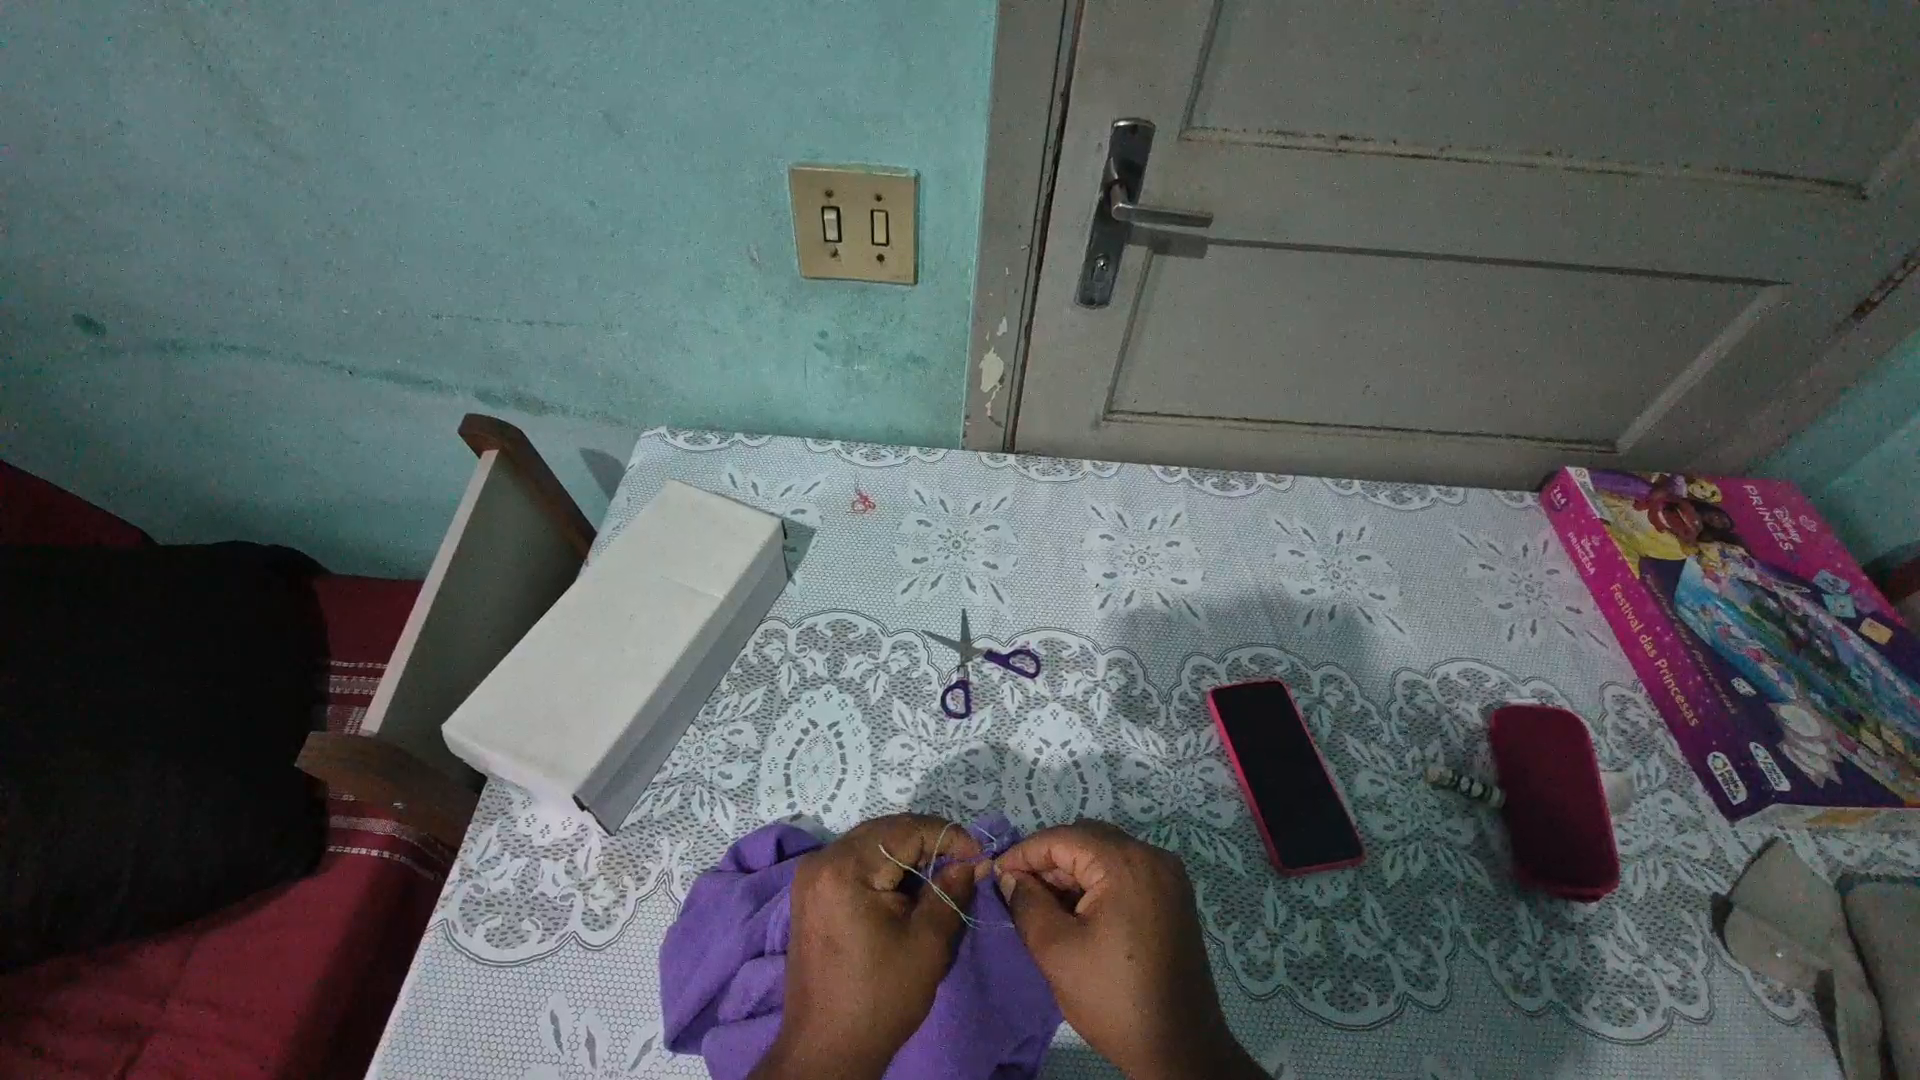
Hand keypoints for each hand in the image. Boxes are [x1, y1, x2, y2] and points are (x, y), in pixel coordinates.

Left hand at [752, 814, 981, 1079]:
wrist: (826, 1051)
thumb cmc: (879, 998)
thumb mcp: (927, 944)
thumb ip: (950, 892)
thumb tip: (972, 862)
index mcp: (846, 868)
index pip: (906, 830)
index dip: (948, 836)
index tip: (979, 856)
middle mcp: (822, 861)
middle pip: (885, 831)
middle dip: (928, 842)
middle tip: (963, 864)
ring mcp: (812, 877)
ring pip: (871, 843)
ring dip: (908, 852)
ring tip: (942, 874)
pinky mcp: (812, 894)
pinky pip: (855, 862)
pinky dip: (886, 866)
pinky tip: (909, 887)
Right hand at [992, 821, 1263, 1079]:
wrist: (1180, 1049)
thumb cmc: (1114, 998)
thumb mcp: (1056, 951)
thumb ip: (1026, 904)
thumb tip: (1010, 877)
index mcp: (1126, 863)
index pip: (1062, 838)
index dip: (1024, 853)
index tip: (996, 874)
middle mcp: (1152, 856)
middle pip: (1086, 839)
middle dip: (1048, 861)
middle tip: (1017, 890)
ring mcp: (1168, 876)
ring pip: (1105, 855)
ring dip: (1072, 872)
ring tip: (1042, 903)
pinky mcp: (1173, 897)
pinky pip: (1125, 872)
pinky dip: (1097, 883)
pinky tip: (1076, 910)